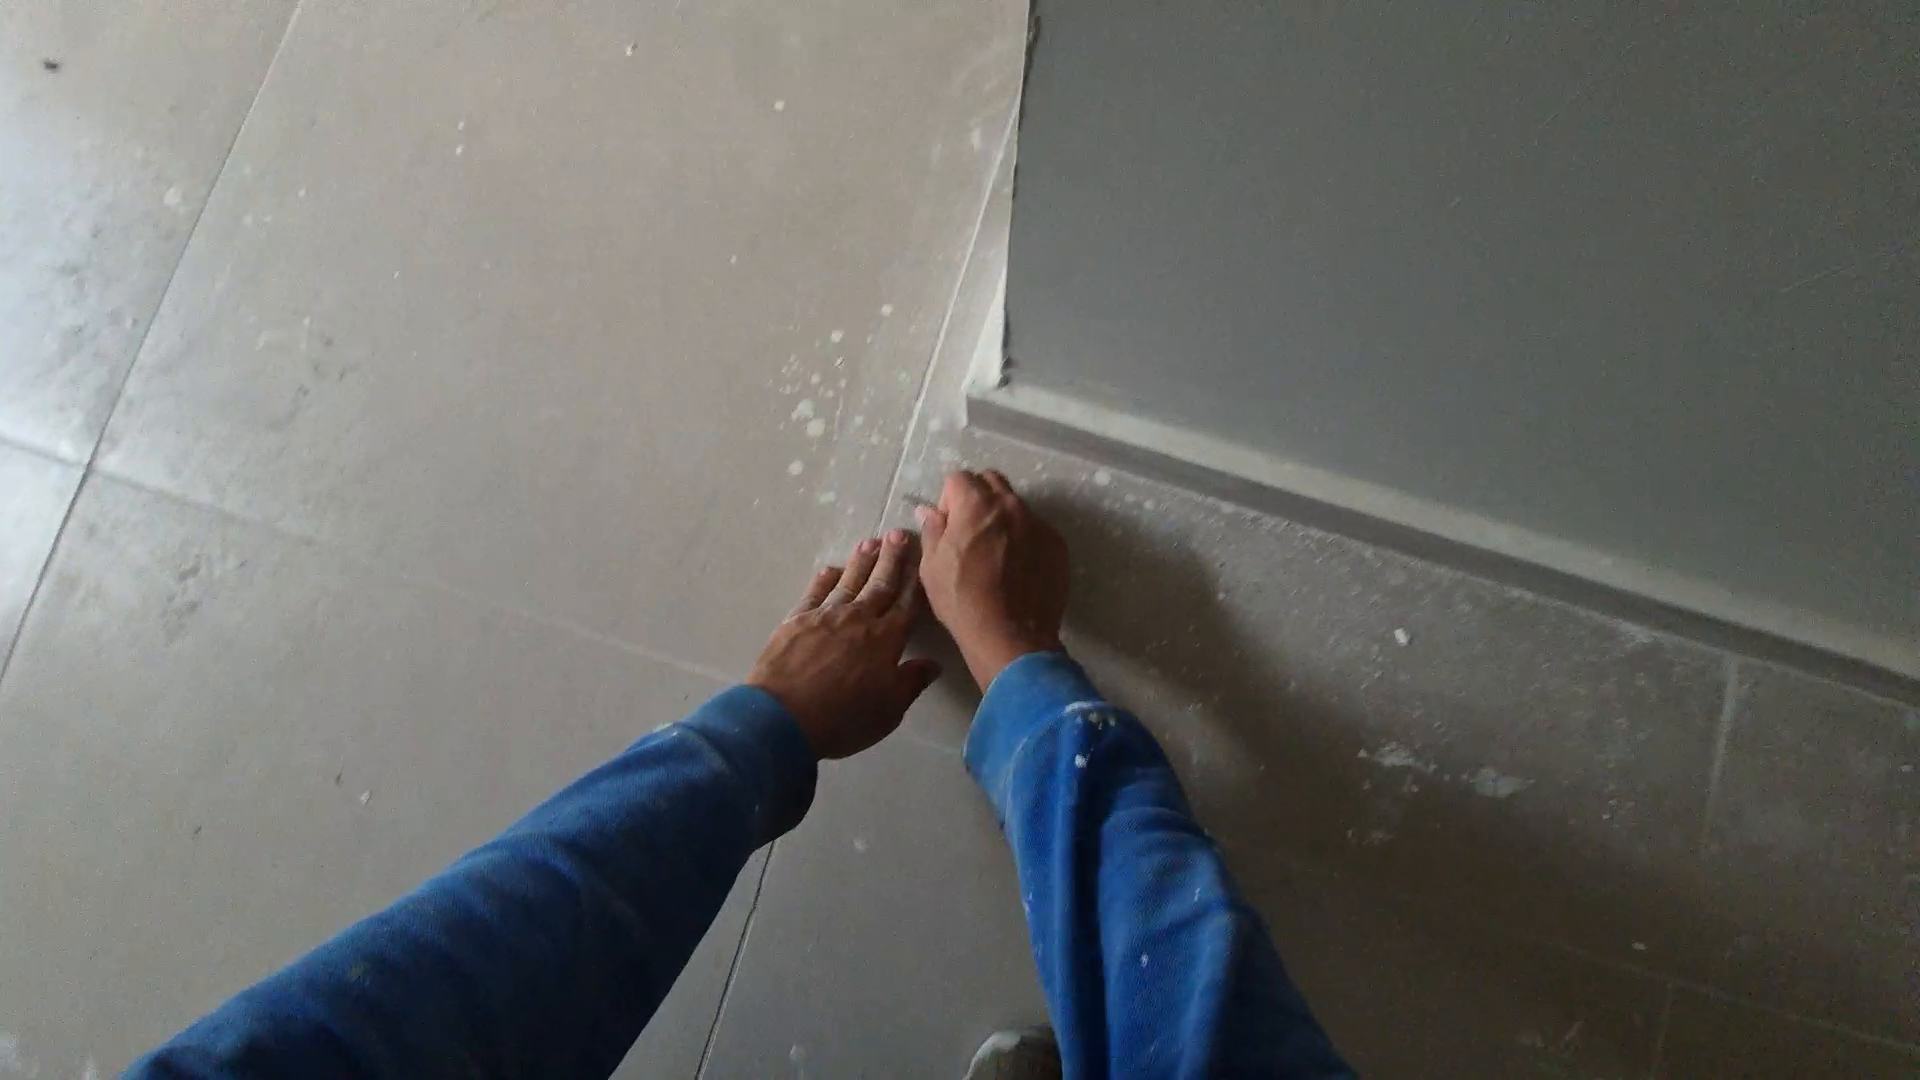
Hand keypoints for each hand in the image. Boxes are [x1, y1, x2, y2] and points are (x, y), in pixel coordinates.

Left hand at [748, 530, 941, 759]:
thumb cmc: (844, 718)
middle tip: (898, 534)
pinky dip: (824, 579)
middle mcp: (860, 619)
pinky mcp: (797, 620)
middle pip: (880, 584)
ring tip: (870, 542)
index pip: (907, 603)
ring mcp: (826, 616)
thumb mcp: (889, 710)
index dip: (915, 581)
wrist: (785, 717)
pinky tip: (830, 569)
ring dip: (861, 562)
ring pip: (849, 582)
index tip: (921, 558)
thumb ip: (911, 682)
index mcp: (887, 639)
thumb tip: (934, 663)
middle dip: (892, 559)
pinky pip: (815, 592)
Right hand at [915, 470, 1069, 689]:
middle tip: (969, 531)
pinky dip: (1024, 538)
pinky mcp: (1057, 545)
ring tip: (995, 553)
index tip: (948, 526)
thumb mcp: (932, 566)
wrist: (1011, 636)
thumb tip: (928, 510)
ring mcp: (1039, 524)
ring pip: (1016, 505)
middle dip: (977, 497)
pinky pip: (1036, 529)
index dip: (948, 499)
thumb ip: (933, 530)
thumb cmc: (962, 601)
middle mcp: (1012, 505)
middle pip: (991, 481)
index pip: (959, 478)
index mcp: (977, 505)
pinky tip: (1016, 569)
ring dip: (1002, 518)